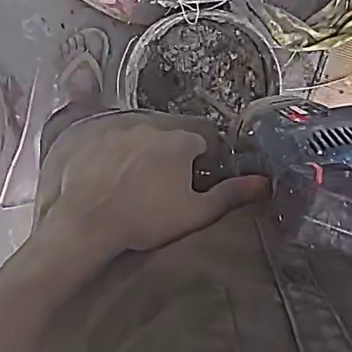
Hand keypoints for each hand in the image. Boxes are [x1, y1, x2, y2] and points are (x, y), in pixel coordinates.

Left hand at [40, 124, 268, 257]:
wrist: (87, 225)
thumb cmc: (147, 219)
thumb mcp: (196, 213)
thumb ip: (231, 194)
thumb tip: (264, 182)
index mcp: (180, 141)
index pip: (203, 142)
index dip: (202, 163)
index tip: (195, 184)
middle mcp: (150, 127)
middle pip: (172, 139)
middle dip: (173, 159)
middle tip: (167, 190)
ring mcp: (117, 132)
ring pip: (141, 140)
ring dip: (144, 157)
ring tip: (138, 189)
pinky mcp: (91, 142)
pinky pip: (112, 146)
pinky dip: (116, 160)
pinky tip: (112, 185)